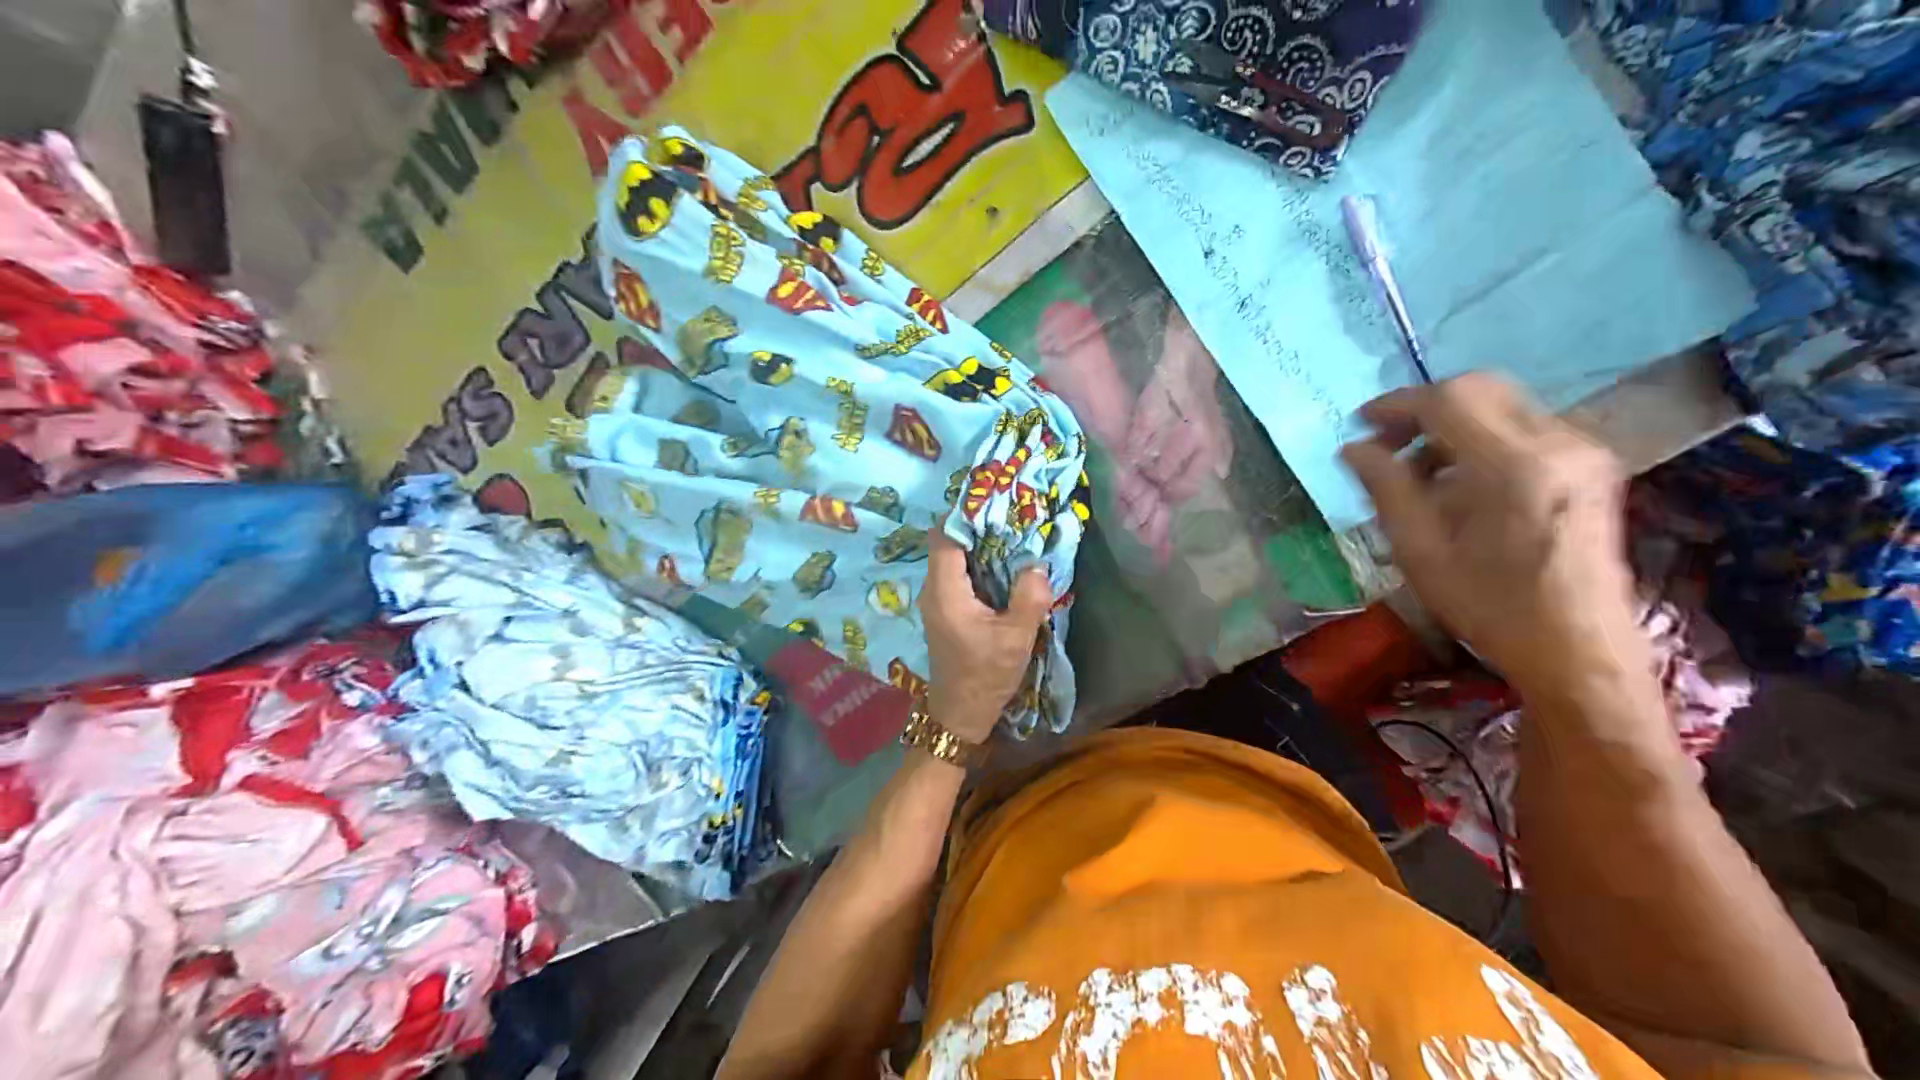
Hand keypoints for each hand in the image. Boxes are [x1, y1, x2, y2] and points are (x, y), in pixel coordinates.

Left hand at [919, 523, 1054, 742]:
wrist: (960, 713)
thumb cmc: (985, 676)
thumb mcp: (1016, 638)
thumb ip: (1028, 598)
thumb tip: (1037, 565)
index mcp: (945, 591)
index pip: (945, 536)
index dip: (966, 514)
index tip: (997, 502)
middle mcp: (933, 590)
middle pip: (947, 543)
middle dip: (976, 526)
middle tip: (1011, 515)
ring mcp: (936, 600)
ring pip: (952, 558)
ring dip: (978, 545)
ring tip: (1012, 534)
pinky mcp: (944, 609)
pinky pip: (956, 574)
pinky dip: (976, 563)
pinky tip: (1003, 564)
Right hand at [1340, 374, 1645, 696]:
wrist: (1578, 650)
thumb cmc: (1489, 607)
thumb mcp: (1420, 551)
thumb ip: (1386, 488)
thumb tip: (1353, 448)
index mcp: (1514, 466)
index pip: (1448, 400)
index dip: (1397, 404)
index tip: (1361, 425)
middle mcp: (1558, 443)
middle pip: (1481, 388)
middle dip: (1424, 406)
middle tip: (1388, 443)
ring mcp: (1583, 450)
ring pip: (1503, 403)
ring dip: (1452, 422)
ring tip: (1418, 468)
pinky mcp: (1592, 464)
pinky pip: (1525, 425)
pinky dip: (1481, 436)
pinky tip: (1458, 479)